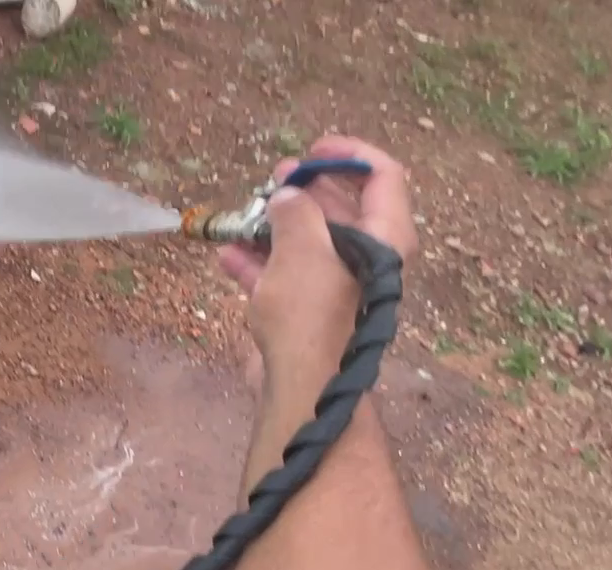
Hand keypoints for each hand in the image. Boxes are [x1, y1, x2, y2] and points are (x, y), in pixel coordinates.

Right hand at [218, 136, 416, 398]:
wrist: (299, 377)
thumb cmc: (309, 311)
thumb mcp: (302, 252)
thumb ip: (296, 215)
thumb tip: (288, 196)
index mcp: (384, 236)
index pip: (382, 178)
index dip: (350, 156)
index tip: (311, 150)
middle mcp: (364, 256)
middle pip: (340, 210)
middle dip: (305, 192)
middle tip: (273, 180)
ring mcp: (331, 284)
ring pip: (304, 243)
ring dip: (273, 227)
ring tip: (243, 215)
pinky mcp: (301, 309)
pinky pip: (280, 274)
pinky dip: (256, 262)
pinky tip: (228, 253)